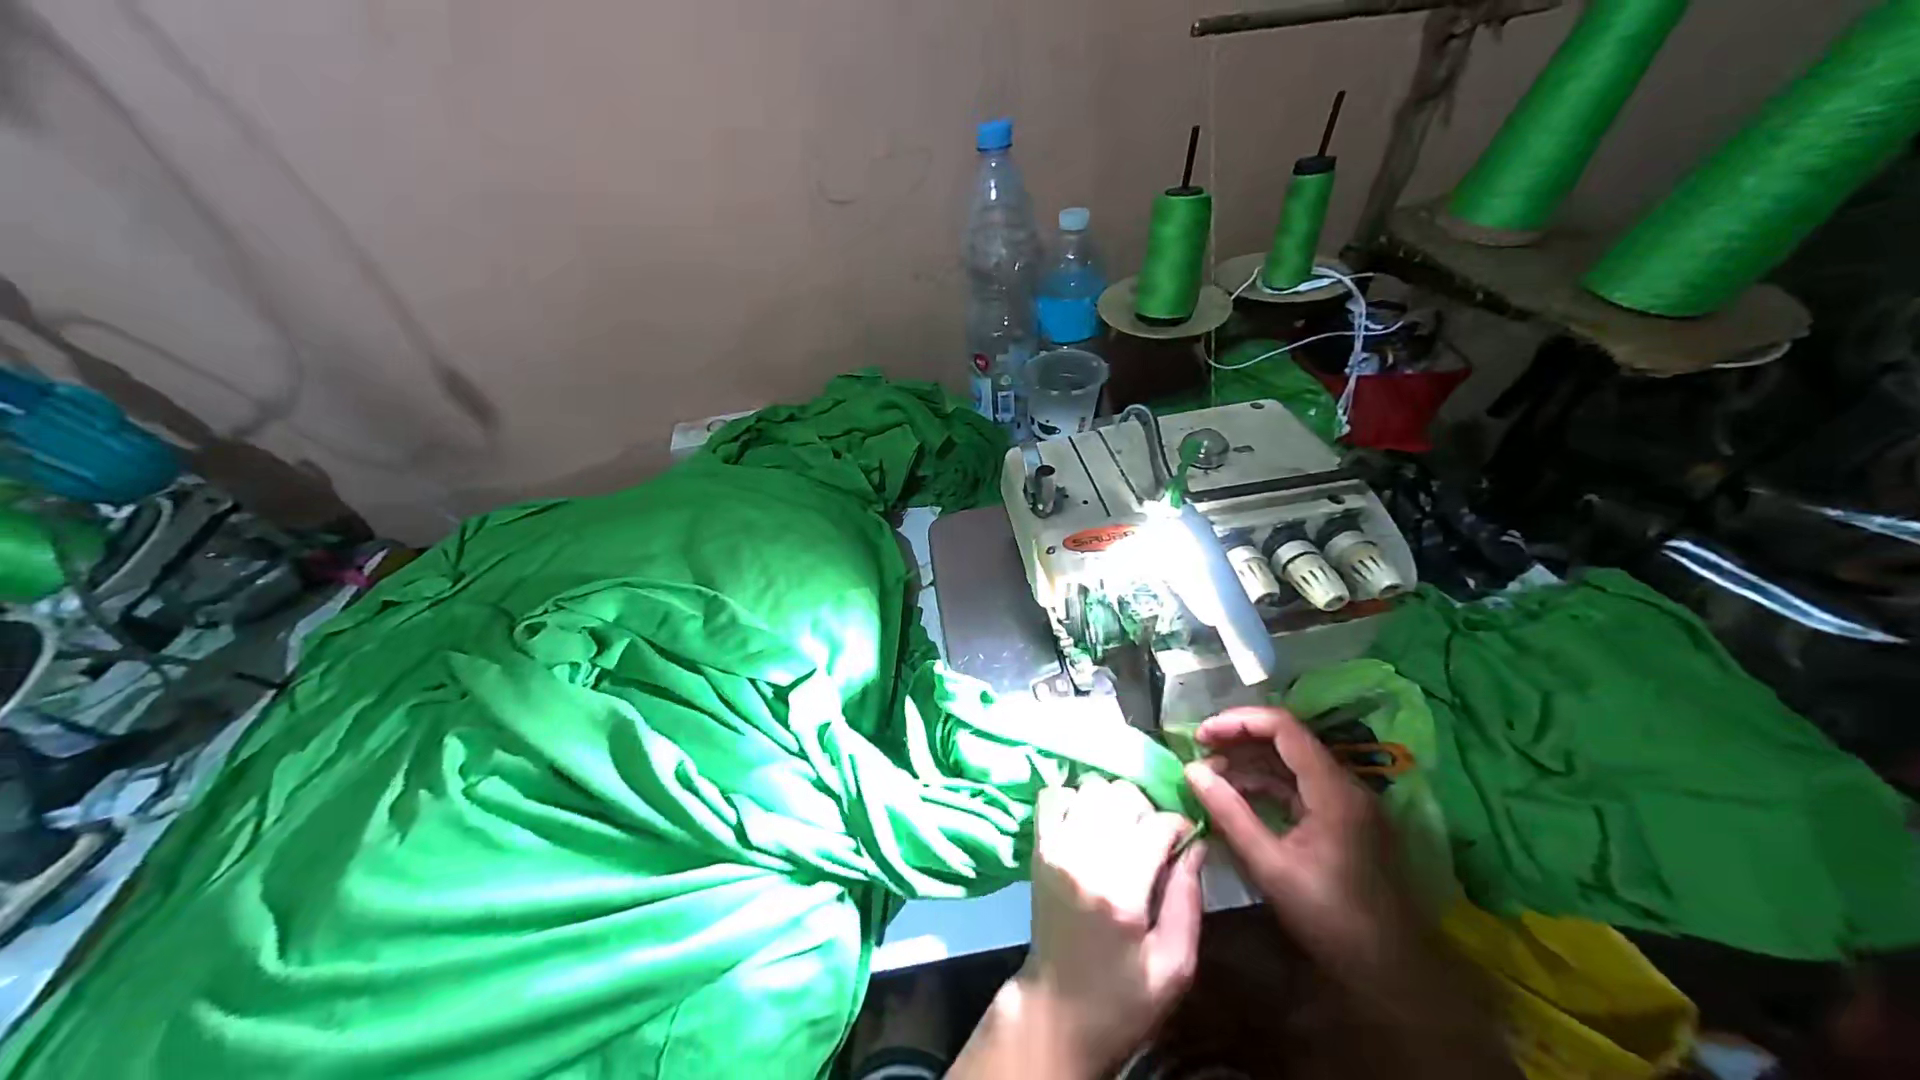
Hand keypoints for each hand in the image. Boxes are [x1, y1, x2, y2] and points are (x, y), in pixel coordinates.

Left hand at [952, 777, 1204, 1078]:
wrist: (1058, 1011)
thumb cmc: (1123, 998)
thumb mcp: (1174, 966)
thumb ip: (1188, 900)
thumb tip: (1196, 844)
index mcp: (1121, 892)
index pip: (1156, 823)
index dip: (1178, 826)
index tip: (1184, 842)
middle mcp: (1083, 859)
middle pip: (1122, 794)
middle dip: (1146, 809)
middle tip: (1152, 838)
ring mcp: (1054, 849)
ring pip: (1090, 787)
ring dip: (1113, 801)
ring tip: (1122, 830)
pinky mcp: (1038, 849)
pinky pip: (1054, 796)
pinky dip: (1076, 800)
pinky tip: (1090, 824)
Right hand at [1182, 706, 1415, 973]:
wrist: (1394, 973)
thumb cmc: (1331, 919)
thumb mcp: (1270, 866)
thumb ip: (1229, 813)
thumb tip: (1191, 771)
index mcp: (1333, 790)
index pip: (1283, 728)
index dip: (1238, 722)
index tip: (1200, 736)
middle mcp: (1345, 786)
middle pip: (1287, 740)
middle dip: (1239, 740)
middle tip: (1198, 753)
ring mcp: (1348, 803)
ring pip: (1292, 764)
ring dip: (1249, 764)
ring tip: (1210, 776)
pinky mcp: (1345, 821)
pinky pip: (1300, 788)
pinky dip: (1266, 786)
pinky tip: (1237, 799)